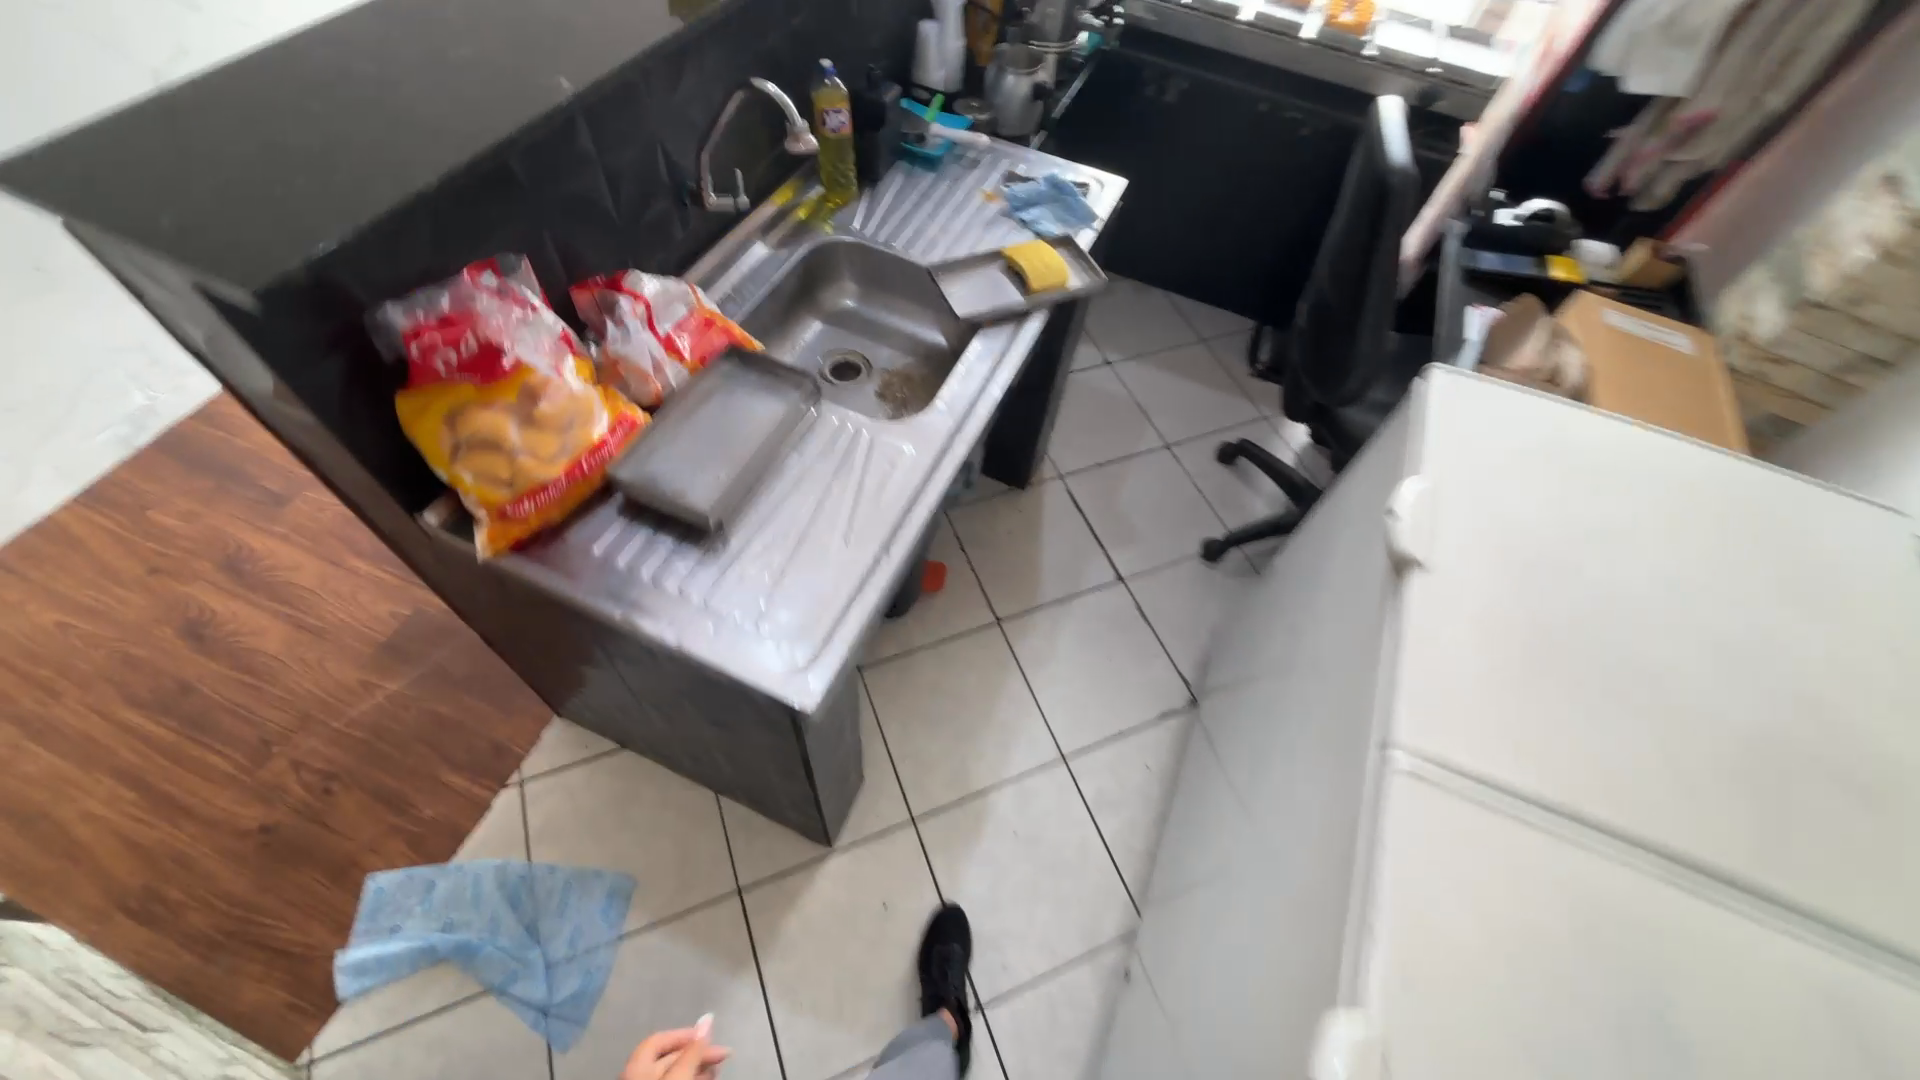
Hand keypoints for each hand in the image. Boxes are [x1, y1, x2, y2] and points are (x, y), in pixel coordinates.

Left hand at [621, 1014, 730, 1079]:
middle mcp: (636, 1074)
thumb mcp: (679, 1075)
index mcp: (636, 1063)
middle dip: (697, 1053)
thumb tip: (708, 1016)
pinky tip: (706, 1079)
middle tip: (723, 1055)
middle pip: (668, 1057)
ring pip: (672, 1072)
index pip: (660, 1039)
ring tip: (717, 1069)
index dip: (685, 1034)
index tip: (711, 1035)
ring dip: (696, 1067)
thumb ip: (693, 1050)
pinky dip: (691, 1078)